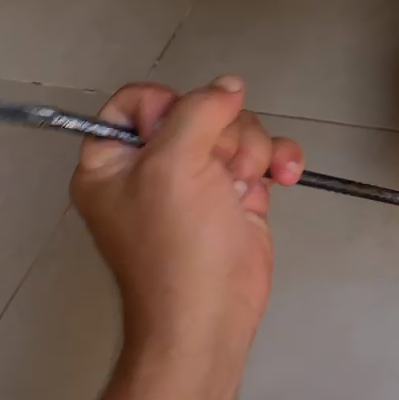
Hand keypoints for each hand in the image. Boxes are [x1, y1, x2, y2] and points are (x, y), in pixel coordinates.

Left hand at [69, 77, 303, 347]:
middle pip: (201, 109)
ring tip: (244, 186)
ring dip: (252, 151)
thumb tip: (229, 85)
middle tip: (219, 169)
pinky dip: (277, 161)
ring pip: (238, 128)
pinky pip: (264, 153)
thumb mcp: (172, 165)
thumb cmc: (176, 244)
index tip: (183, 130)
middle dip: (224, 133)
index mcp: (114, 160)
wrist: (213, 313)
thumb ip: (198, 111)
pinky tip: (284, 177)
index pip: (138, 101)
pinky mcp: (237, 192)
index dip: (169, 105)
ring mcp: (200, 178)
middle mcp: (155, 164)